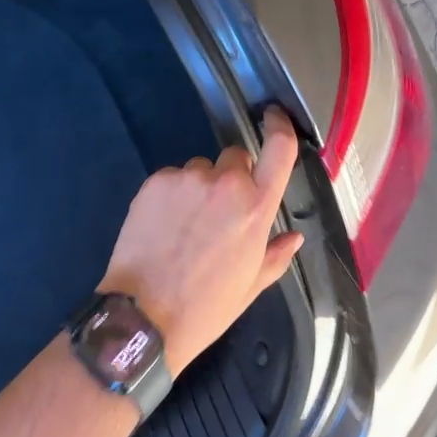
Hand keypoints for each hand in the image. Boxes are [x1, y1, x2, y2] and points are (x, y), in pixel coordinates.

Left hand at [96, 106, 305, 371]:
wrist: (143, 319)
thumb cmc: (206, 308)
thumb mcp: (250, 286)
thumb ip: (276, 255)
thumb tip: (294, 237)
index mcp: (256, 207)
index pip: (280, 148)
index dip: (280, 125)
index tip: (275, 117)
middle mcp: (225, 183)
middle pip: (235, 159)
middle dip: (232, 178)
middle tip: (218, 215)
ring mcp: (187, 179)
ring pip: (200, 169)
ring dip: (199, 188)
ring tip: (185, 228)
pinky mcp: (156, 182)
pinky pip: (172, 179)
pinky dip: (171, 196)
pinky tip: (163, 227)